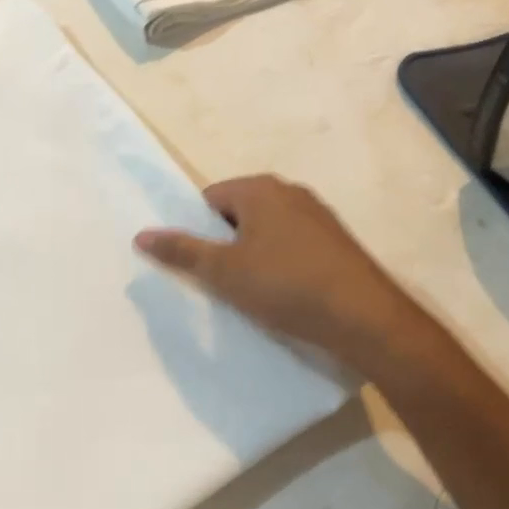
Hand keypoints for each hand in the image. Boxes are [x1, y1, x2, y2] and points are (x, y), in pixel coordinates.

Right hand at [135, 175, 432, 372]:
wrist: (368, 320)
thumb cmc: (287, 286)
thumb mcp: (224, 272)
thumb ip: (181, 251)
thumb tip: (140, 234)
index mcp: (259, 188)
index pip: (209, 199)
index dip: (198, 231)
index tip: (202, 265)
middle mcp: (289, 191)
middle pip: (239, 213)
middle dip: (227, 244)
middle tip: (223, 282)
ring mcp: (319, 216)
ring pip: (268, 231)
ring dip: (255, 256)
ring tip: (255, 294)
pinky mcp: (339, 242)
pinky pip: (295, 246)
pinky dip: (284, 265)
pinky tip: (288, 297)